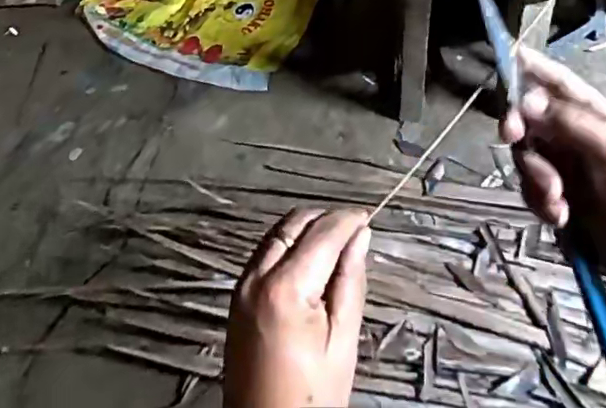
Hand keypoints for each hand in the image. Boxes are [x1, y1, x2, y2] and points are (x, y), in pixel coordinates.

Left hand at [224, 207, 371, 407]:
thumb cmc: (311, 397)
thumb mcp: (342, 341)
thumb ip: (351, 280)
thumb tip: (361, 235)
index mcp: (286, 289)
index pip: (323, 234)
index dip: (348, 220)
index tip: (368, 216)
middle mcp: (257, 278)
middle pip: (295, 223)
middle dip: (326, 218)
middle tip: (355, 228)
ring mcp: (242, 286)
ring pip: (278, 232)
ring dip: (306, 227)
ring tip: (336, 241)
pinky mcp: (237, 297)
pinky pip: (265, 251)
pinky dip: (288, 242)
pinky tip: (309, 256)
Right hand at [499, 44, 605, 294]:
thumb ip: (574, 125)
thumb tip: (529, 101)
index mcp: (599, 118)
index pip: (560, 84)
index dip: (533, 68)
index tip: (506, 56)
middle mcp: (579, 138)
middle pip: (532, 119)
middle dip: (520, 126)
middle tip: (512, 135)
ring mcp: (570, 171)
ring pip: (528, 156)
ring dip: (534, 175)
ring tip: (557, 200)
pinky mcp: (564, 202)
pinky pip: (533, 191)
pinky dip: (539, 201)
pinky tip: (560, 218)